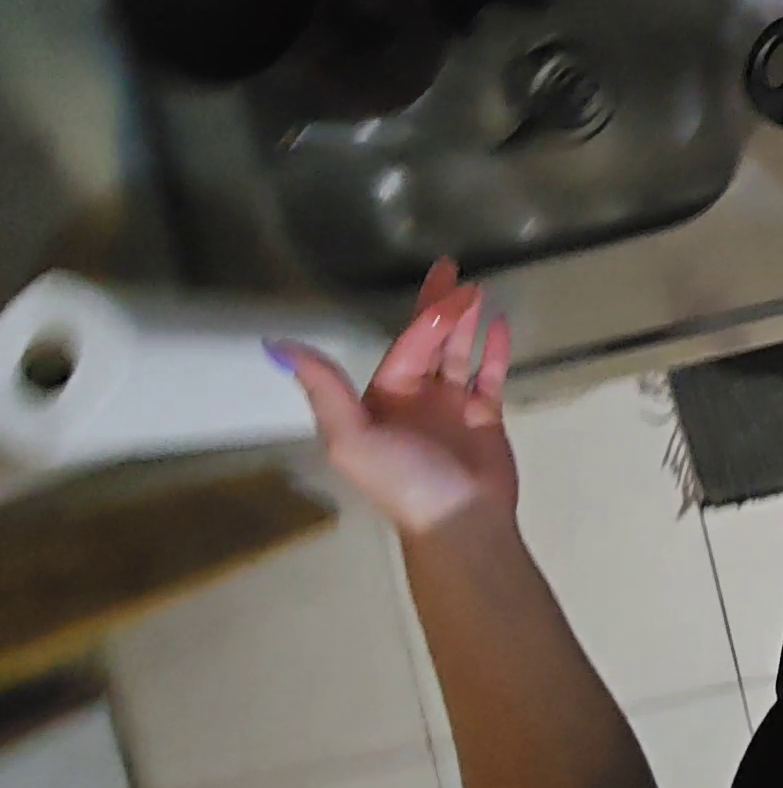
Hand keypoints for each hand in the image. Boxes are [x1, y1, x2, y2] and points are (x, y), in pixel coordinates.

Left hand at [271, 258, 516, 537]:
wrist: (460, 516)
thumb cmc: (405, 478)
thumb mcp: (352, 437)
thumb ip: (326, 389)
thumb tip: (278, 345)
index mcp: (383, 399)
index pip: (407, 347)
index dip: (427, 318)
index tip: (450, 289)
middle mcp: (417, 396)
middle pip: (431, 342)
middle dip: (440, 308)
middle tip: (453, 270)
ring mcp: (453, 404)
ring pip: (460, 353)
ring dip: (468, 323)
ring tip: (479, 290)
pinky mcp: (486, 413)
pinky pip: (490, 374)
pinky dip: (496, 350)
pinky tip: (501, 326)